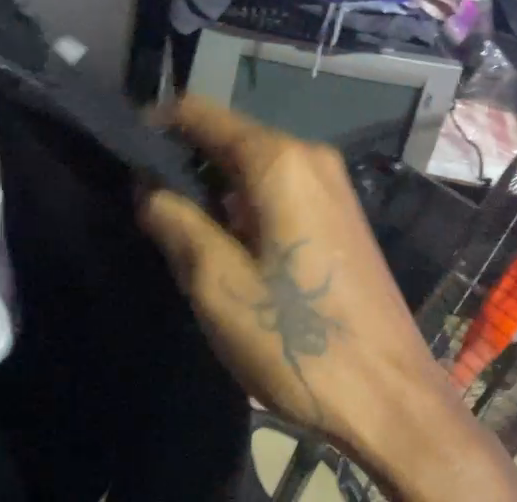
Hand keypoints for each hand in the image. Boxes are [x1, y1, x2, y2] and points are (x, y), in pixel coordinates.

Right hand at [138, 98, 516, 501]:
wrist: (395, 404)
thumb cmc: (299, 340)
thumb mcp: (217, 284)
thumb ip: (174, 221)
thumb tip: (146, 186)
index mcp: (279, 160)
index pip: (201, 112)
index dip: (156, 123)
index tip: (122, 152)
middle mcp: (309, 157)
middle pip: (229, 137)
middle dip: (182, 162)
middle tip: (141, 202)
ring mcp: (331, 186)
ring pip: (252, 167)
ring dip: (211, 189)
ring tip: (173, 229)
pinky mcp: (339, 216)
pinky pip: (276, 190)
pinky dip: (242, 205)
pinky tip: (223, 246)